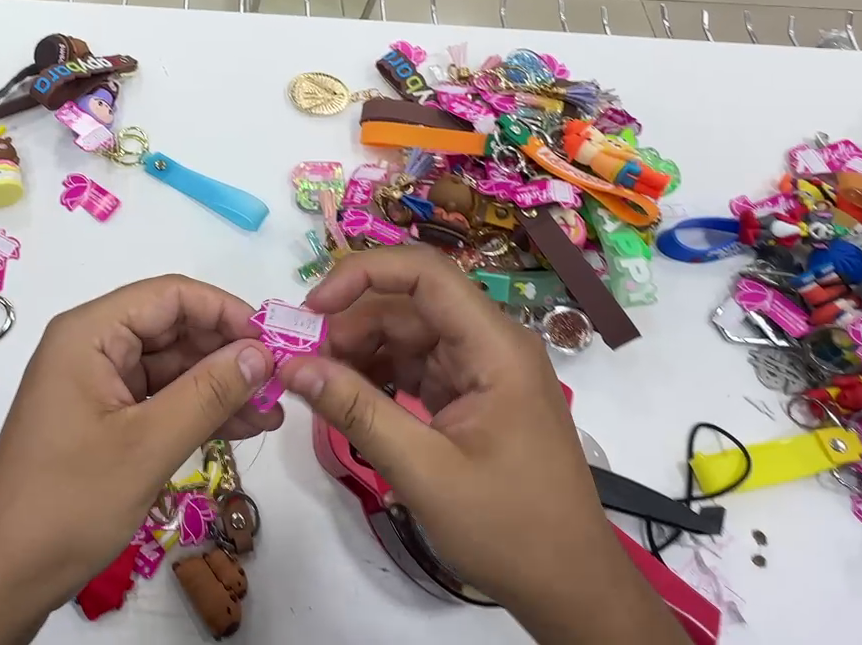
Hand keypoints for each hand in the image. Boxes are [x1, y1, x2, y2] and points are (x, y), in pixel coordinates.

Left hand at [0, 275, 282, 644]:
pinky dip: (198, 409)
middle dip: (226, 351)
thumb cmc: (69, 500)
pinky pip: (160, 397)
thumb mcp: (147, 445)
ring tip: (273, 408)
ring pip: (171, 365)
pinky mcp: (104, 416)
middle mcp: (92, 346)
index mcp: (89, 333)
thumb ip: (208, 393)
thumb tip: (262, 352)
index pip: (169, 296)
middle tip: (281, 379)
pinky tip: (243, 425)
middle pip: (171, 328)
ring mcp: (97, 382)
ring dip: (220, 384)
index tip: (273, 340)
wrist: (6, 573)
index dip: (224, 310)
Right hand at [279, 247, 685, 644]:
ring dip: (356, 351)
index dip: (363, 274)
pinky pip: (412, 365)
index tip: (312, 308)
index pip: (424, 274)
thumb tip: (291, 365)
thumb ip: (357, 411)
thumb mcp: (424, 471)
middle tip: (300, 360)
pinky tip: (345, 398)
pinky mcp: (468, 394)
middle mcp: (488, 343)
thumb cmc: (510, 528)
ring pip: (403, 333)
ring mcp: (478, 368)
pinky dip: (374, 376)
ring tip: (317, 383)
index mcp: (494, 346)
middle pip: (406, 304)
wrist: (570, 588)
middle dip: (349, 324)